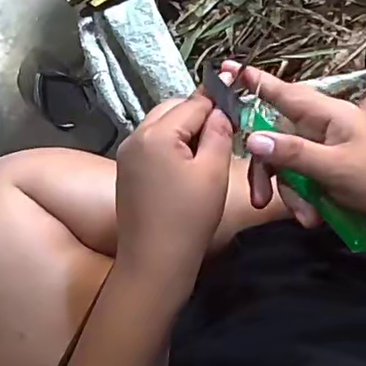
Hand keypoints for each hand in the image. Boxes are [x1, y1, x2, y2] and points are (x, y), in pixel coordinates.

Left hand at [115, 92, 234, 276]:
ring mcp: (127, 154)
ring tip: (208, 153)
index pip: (193, 103)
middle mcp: (135, 136)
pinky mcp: (126, 170)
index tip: (239, 111)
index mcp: (155, 133)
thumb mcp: (213, 172)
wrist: (153, 262)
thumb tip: (221, 111)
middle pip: (172, 109)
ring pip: (161, 125)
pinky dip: (170, 146)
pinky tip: (187, 167)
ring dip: (184, 130)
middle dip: (198, 115)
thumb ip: (218, 133)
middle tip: (225, 134)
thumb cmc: (188, 218)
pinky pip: (151, 144)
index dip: (218, 105)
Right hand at [232, 63, 365, 226]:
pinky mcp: (325, 168)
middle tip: (259, 197)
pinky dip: (302, 198)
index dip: (255, 82)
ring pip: (286, 163)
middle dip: (269, 170)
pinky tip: (313, 217)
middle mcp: (322, 126)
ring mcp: (323, 147)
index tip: (227, 69)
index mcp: (329, 114)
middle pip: (276, 138)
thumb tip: (253, 138)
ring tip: (306, 217)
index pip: (284, 92)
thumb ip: (292, 152)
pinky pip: (299, 178)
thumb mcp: (334, 167)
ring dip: (290, 192)